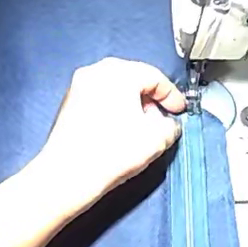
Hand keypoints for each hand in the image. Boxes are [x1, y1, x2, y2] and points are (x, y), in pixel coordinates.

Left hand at [28, 58, 186, 210]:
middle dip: (151, 100)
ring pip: (116, 90)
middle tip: (162, 119)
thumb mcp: (157, 138)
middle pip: (134, 80)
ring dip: (133, 106)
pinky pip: (100, 101)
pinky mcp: (69, 105)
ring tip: (142, 130)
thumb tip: (168, 125)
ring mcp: (78, 87)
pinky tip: (120, 134)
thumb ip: (171, 125)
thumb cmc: (111, 152)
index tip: (179, 110)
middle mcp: (96, 72)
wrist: (69, 175)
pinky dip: (114, 112)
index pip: (155, 77)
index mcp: (119, 72)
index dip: (172, 96)